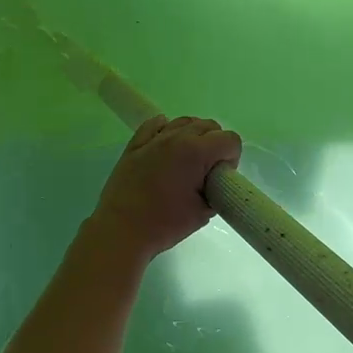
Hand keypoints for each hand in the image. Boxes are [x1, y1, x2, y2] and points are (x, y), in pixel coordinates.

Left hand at [89, 115, 241, 258]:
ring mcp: (153, 139)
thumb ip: (214, 193)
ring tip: (187, 161)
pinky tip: (166, 145)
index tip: (222, 176)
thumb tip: (213, 186)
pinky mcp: (134, 146)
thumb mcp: (201, 214)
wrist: (121, 231)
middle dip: (215, 145)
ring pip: (183, 122)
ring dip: (193, 136)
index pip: (229, 140)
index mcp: (195, 153)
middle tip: (207, 171)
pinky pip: (155, 125)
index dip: (232, 158)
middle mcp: (175, 138)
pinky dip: (165, 129)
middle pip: (208, 126)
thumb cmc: (163, 225)